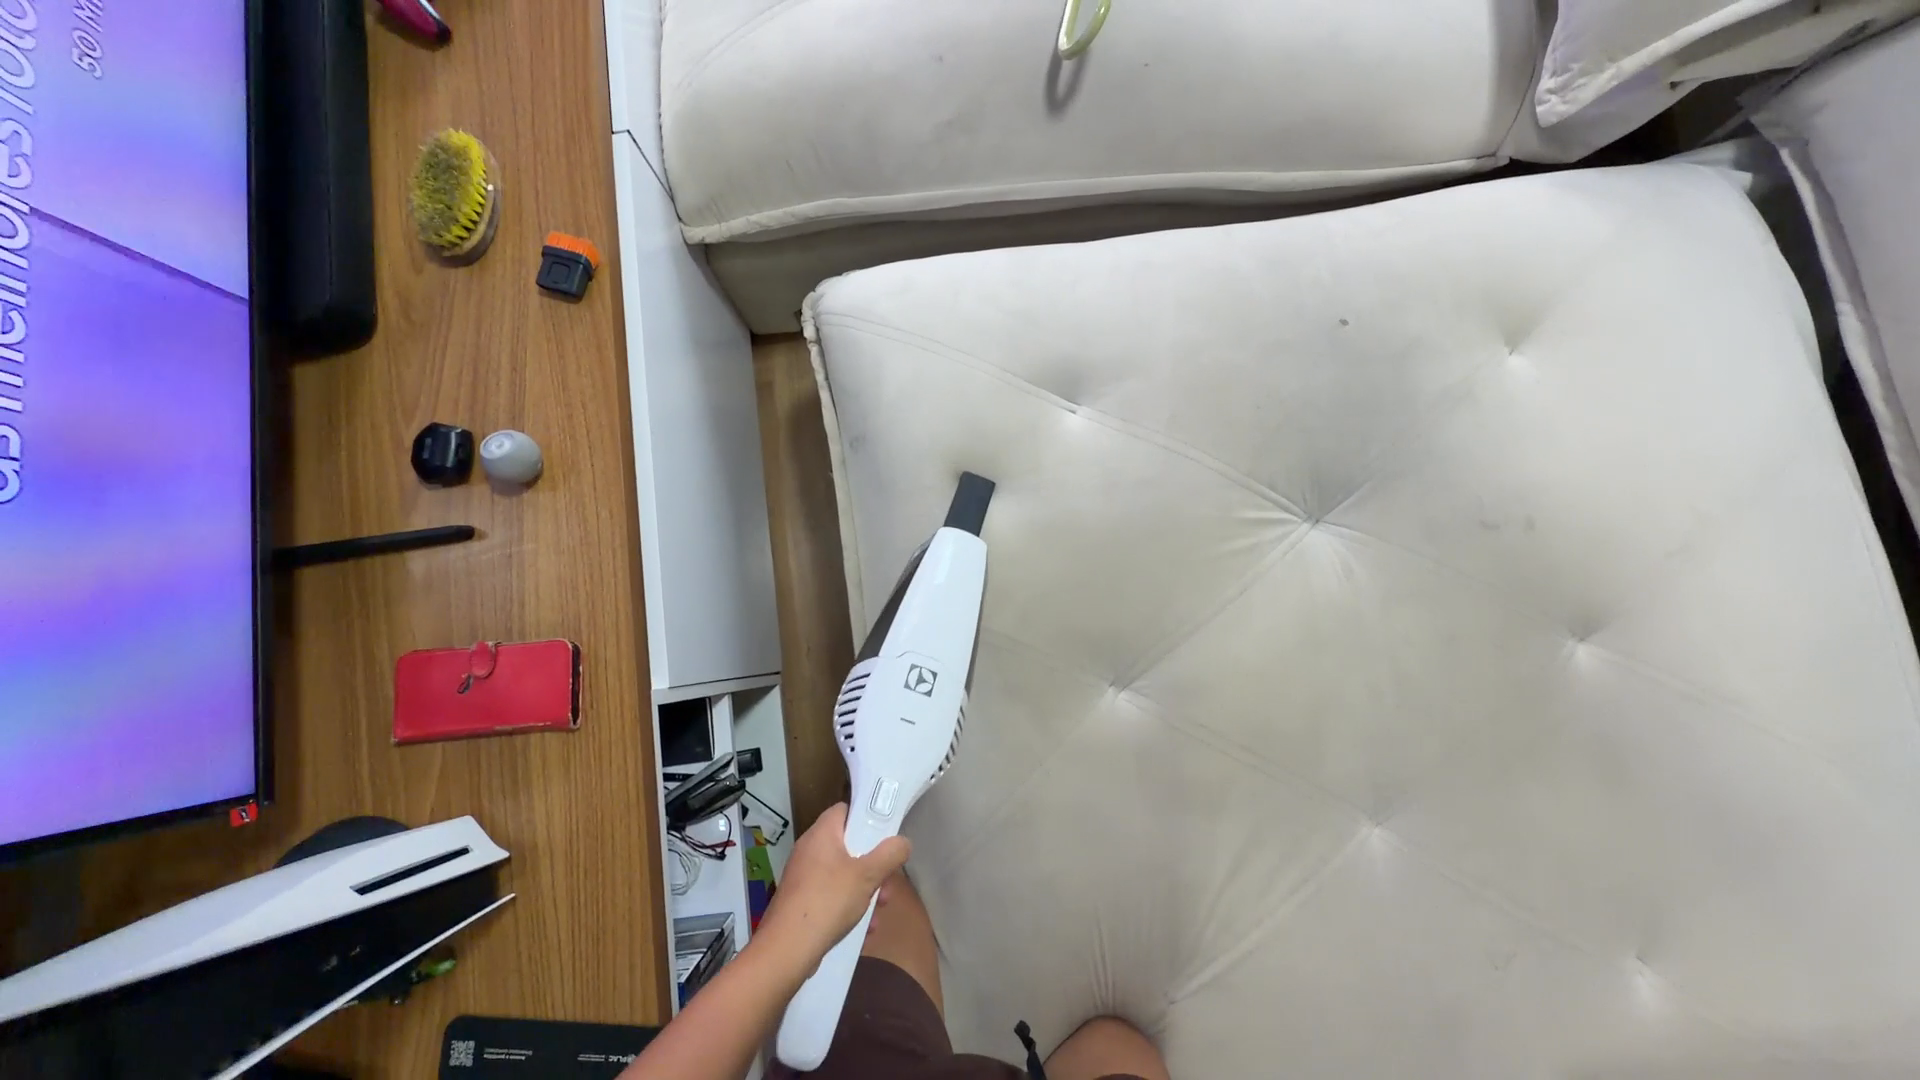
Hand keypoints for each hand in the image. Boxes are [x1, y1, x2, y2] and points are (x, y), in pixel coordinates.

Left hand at [754, 803, 909, 970]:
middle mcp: (810, 850)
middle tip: (888, 882)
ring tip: (879, 911)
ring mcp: (804, 877)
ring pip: (843, 874)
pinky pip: (832, 895)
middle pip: (849, 845)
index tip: (886, 833)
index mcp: (822, 834)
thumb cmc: (828, 901)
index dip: (866, 817)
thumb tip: (902, 842)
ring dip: (865, 890)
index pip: (845, 810)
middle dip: (873, 864)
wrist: (787, 950)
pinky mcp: (802, 902)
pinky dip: (849, 906)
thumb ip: (890, 854)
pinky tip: (864, 929)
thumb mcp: (868, 875)